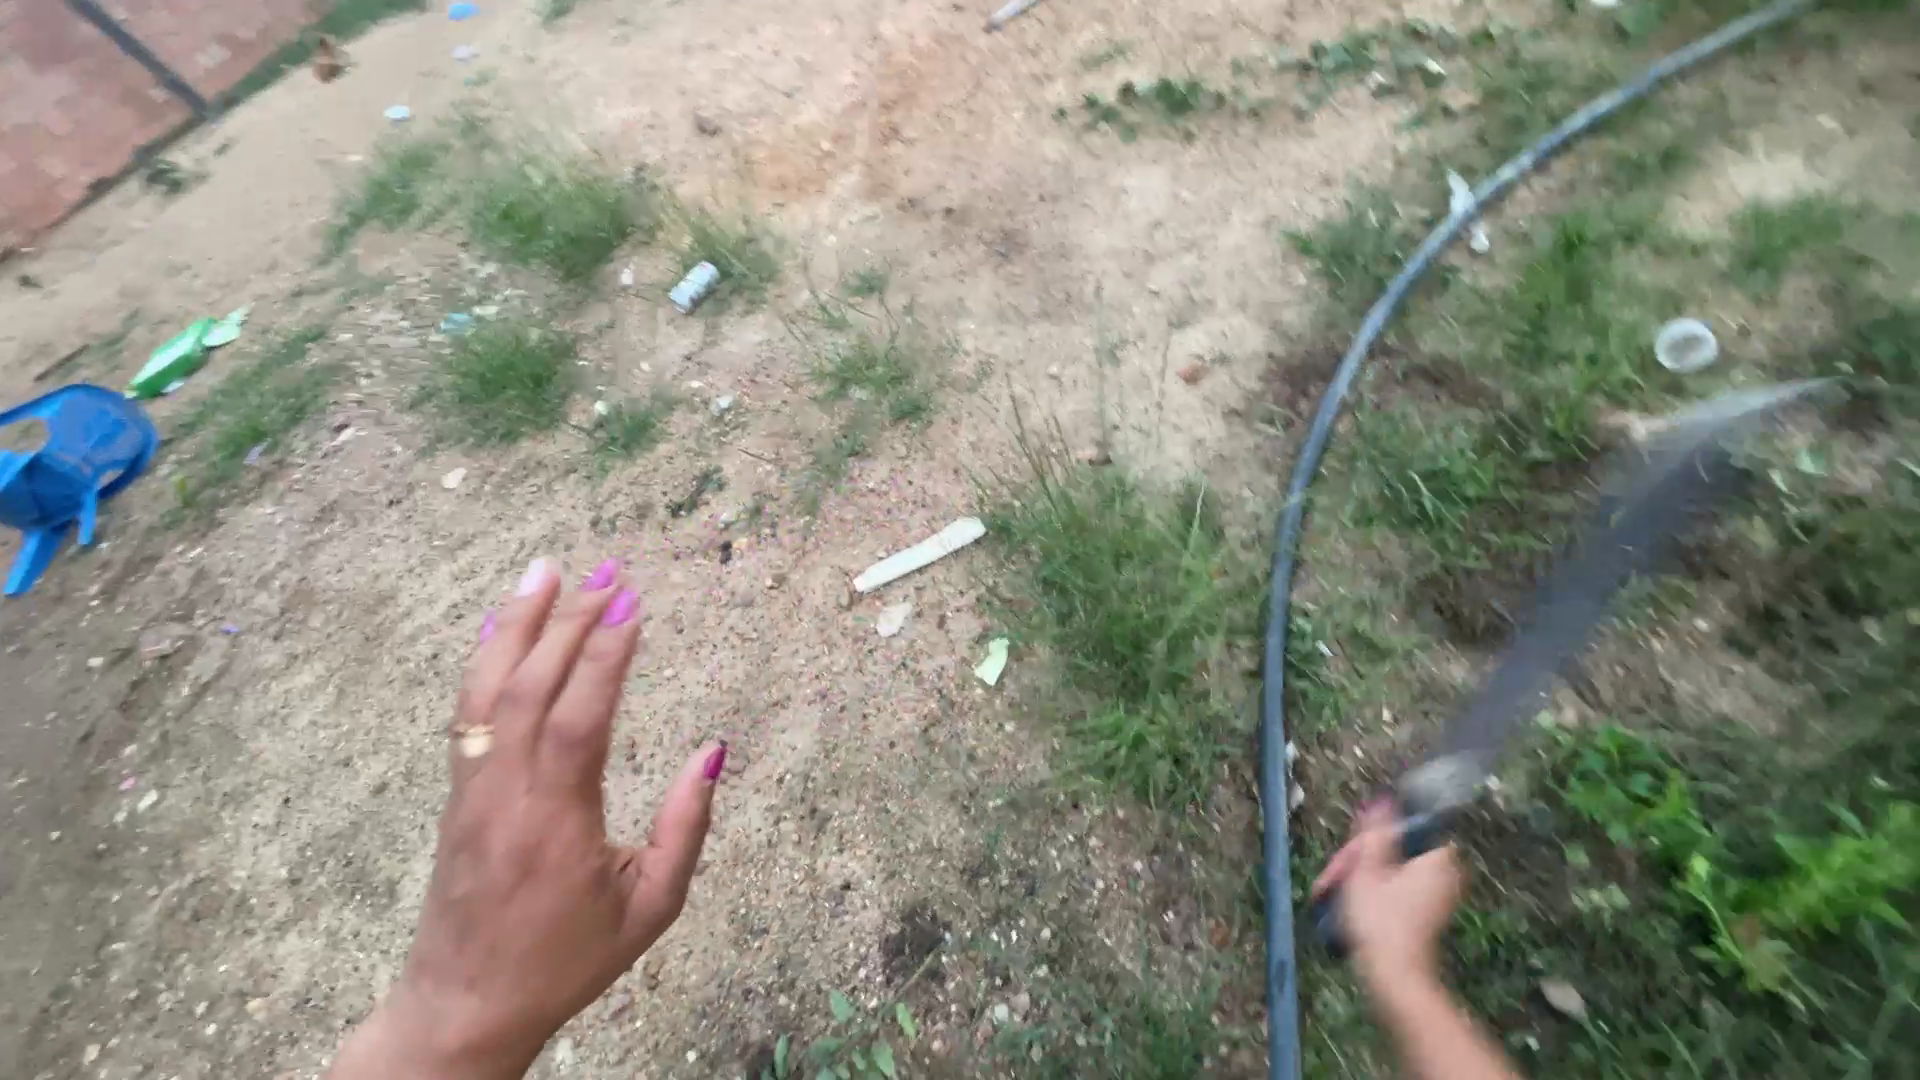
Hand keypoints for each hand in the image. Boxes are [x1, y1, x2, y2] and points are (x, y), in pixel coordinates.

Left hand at [328, 557, 724, 1079]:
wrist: (462, 1008)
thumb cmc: (570, 958)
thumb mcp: (652, 907)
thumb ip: (687, 827)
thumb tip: (714, 750)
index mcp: (558, 823)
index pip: (580, 720)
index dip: (607, 656)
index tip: (634, 602)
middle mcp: (506, 794)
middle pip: (532, 688)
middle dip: (573, 621)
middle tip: (610, 570)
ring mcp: (473, 789)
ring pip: (488, 690)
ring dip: (520, 623)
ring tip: (548, 568)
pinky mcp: (458, 791)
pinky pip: (468, 711)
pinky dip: (487, 657)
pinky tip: (503, 622)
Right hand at [1311, 802, 1461, 988]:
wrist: (1393, 976)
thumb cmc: (1379, 919)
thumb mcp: (1366, 868)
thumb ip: (1375, 832)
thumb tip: (1385, 799)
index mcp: (1437, 860)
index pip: (1407, 828)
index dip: (1375, 835)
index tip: (1350, 850)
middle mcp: (1444, 875)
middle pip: (1395, 849)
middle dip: (1359, 859)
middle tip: (1334, 876)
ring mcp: (1437, 897)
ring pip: (1390, 869)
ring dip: (1359, 875)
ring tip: (1331, 891)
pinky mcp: (1426, 913)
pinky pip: (1395, 888)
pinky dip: (1372, 890)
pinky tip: (1345, 902)